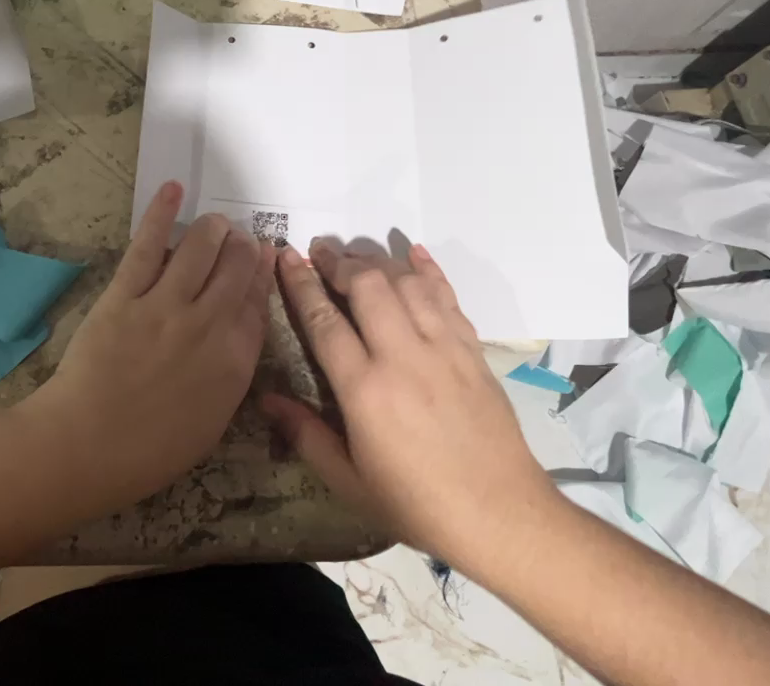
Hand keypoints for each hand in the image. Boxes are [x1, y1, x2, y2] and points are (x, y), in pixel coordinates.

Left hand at [29, 181, 271, 502]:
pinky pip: (148, 246)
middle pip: (236, 270)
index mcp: (235, 360)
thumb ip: (231, 375)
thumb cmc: (152, 449)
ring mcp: (166, 304)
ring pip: (200, 249)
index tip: (266, 259)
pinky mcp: (125, 294)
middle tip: (240, 239)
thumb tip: (238, 339)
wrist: (90, 445)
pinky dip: (162, 214)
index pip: (257, 303)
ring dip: (213, 229)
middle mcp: (209, 323)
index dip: (263, 276)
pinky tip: (174, 191)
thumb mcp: (213, 422)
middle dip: (243, 248)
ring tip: (215, 222)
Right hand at [261, 240, 562, 566]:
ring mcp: (444, 350)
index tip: (285, 256)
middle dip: (338, 261)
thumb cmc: (416, 504)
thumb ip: (306, 435)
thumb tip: (266, 399)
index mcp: (365, 390)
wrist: (502, 518)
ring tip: (355, 254)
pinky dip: (429, 270)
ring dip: (377, 261)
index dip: (301, 284)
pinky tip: (413, 253)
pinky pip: (448, 297)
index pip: (324, 321)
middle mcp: (403, 357)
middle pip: (368, 286)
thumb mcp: (350, 482)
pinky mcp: (473, 352)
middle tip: (318, 251)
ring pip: (407, 283)